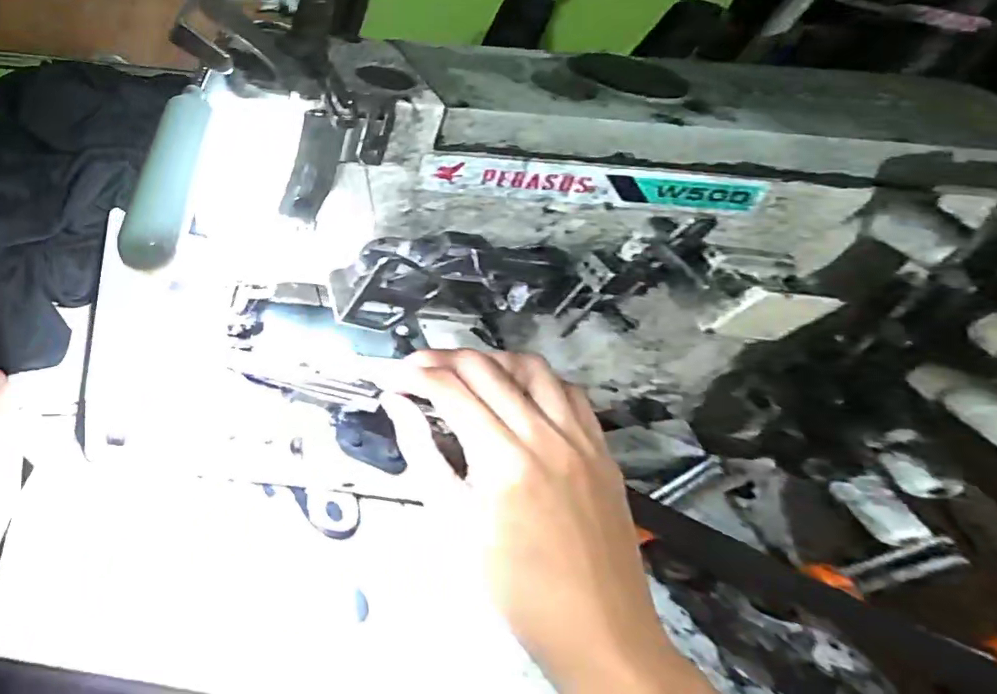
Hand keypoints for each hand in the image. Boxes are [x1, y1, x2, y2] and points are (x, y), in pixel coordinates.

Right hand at [382, 350, 710, 693]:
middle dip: (440, 359)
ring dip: (489, 360)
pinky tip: (517, 394)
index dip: (413, 375)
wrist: (600, 638)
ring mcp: (579, 443)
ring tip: (465, 373)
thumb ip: (423, 454)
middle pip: (483, 368)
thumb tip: (399, 408)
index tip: (395, 378)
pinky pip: (569, 393)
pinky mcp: (601, 454)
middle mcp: (545, 440)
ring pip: (530, 367)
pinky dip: (536, 381)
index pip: (449, 389)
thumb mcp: (455, 525)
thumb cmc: (523, 592)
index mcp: (505, 461)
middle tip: (417, 369)